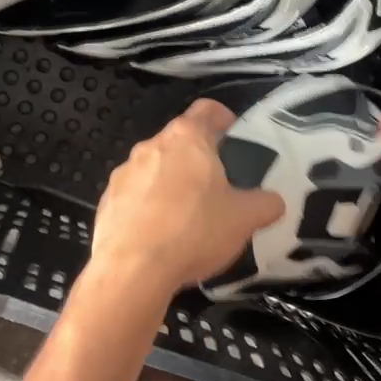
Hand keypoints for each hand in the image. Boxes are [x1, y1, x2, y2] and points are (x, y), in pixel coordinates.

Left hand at [89, 99, 285, 297]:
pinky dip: (149, 206)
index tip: (233, 134)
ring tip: (188, 215)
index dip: (223, 117)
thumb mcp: (244, 219)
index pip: (207, 109)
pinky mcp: (106, 201)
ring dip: (172, 182)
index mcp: (187, 138)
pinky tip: (161, 235)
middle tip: (219, 185)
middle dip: (199, 158)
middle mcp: (152, 146)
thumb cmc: (194, 231)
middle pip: (180, 141)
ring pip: (155, 168)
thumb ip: (265, 204)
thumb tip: (273, 202)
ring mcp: (124, 172)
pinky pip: (135, 195)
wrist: (131, 270)